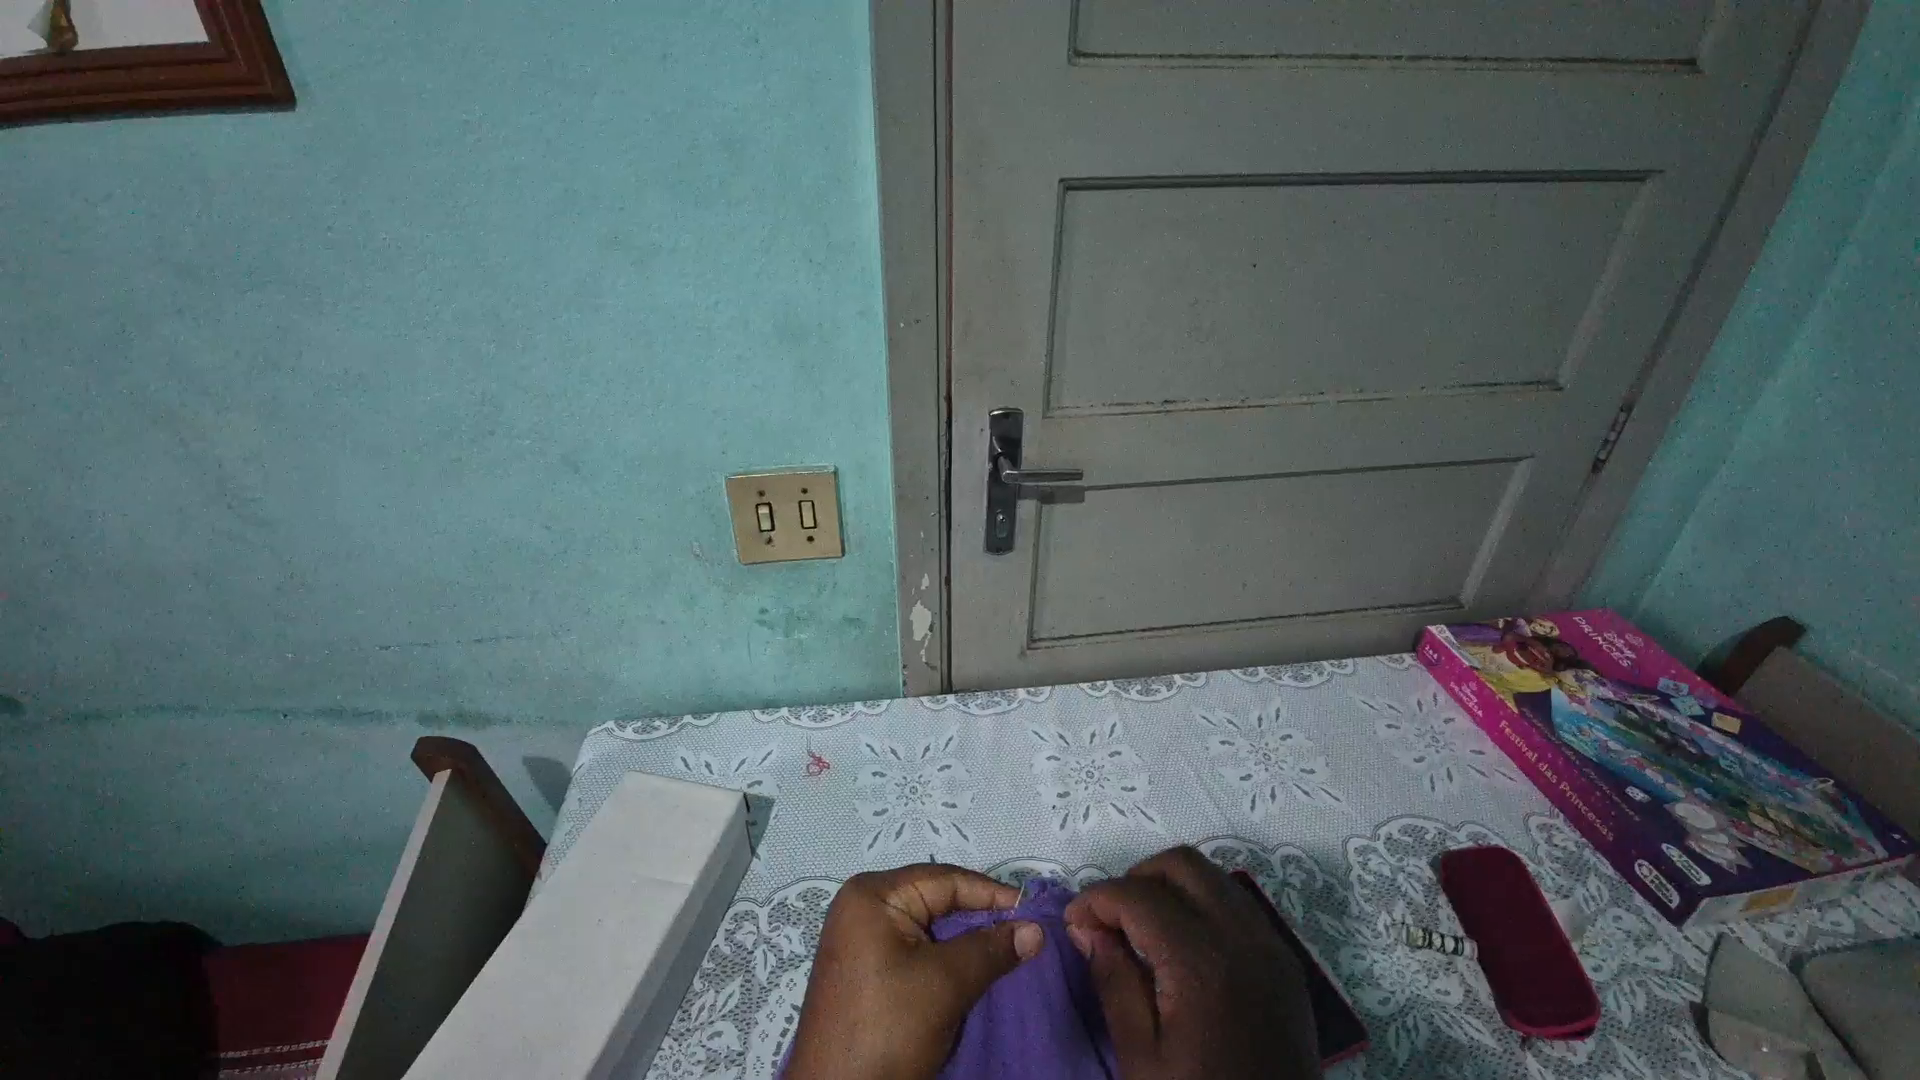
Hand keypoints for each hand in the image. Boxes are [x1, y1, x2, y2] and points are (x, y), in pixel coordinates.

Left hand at [785, 863, 1044, 1079]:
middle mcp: (862, 907)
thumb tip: (1036, 929)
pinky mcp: (866, 970)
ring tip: (1006, 949)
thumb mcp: (945, 984)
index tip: (1032, 909)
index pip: (944, 879)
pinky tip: (973, 969)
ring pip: (928, 927)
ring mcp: (861, 940)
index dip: (990, 893)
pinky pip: (915, 950)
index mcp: (872, 895)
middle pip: (935, 899)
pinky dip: (945, 958)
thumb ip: (991, 949)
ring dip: (965, 940)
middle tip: (1024, 929)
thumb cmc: (888, 1027)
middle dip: (979, 916)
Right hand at [1064, 846, 1320, 1079]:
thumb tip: (1087, 927)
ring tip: (1143, 928)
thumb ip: (1114, 982)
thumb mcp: (1142, 1058)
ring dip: (1172, 887)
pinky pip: (1239, 905)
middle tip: (1110, 918)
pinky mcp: (1286, 964)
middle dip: (1136, 878)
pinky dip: (1204, 904)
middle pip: (1182, 864)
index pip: (1138, 896)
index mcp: (1202, 963)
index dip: (1096, 899)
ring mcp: (1272, 948)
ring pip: (1214, 877)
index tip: (1073, 921)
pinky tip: (1183, 943)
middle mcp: (1243, 939)